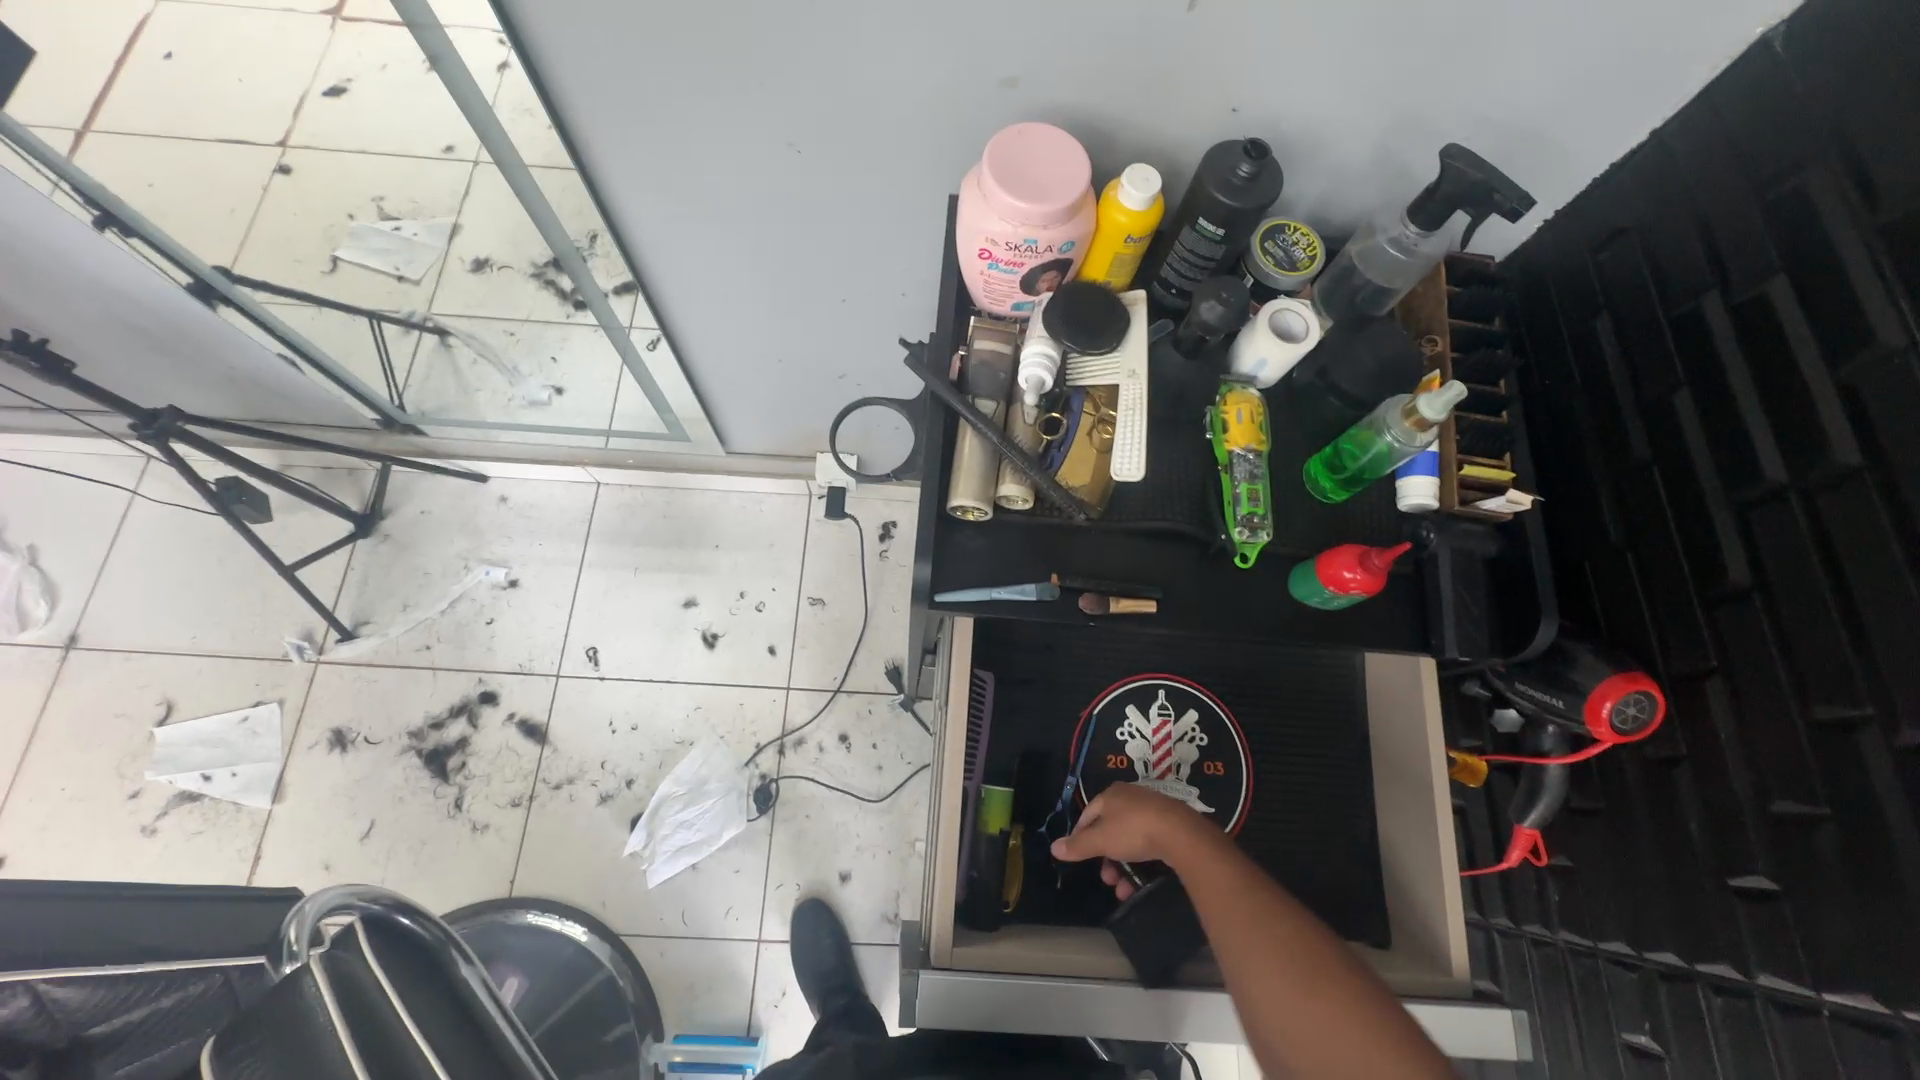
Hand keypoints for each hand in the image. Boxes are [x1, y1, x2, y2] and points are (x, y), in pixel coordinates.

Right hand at [1049, 783, 1217, 897]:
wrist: (1180, 834)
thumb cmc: (1133, 831)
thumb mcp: (1100, 840)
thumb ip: (1077, 846)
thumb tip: (1053, 848)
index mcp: (1111, 795)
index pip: (1087, 815)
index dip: (1080, 837)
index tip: (1078, 857)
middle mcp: (1130, 798)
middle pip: (1109, 830)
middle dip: (1105, 859)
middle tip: (1106, 879)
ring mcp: (1152, 810)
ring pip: (1129, 840)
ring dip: (1122, 866)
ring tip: (1123, 888)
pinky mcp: (1169, 825)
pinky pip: (1147, 844)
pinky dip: (1140, 863)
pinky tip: (1140, 883)